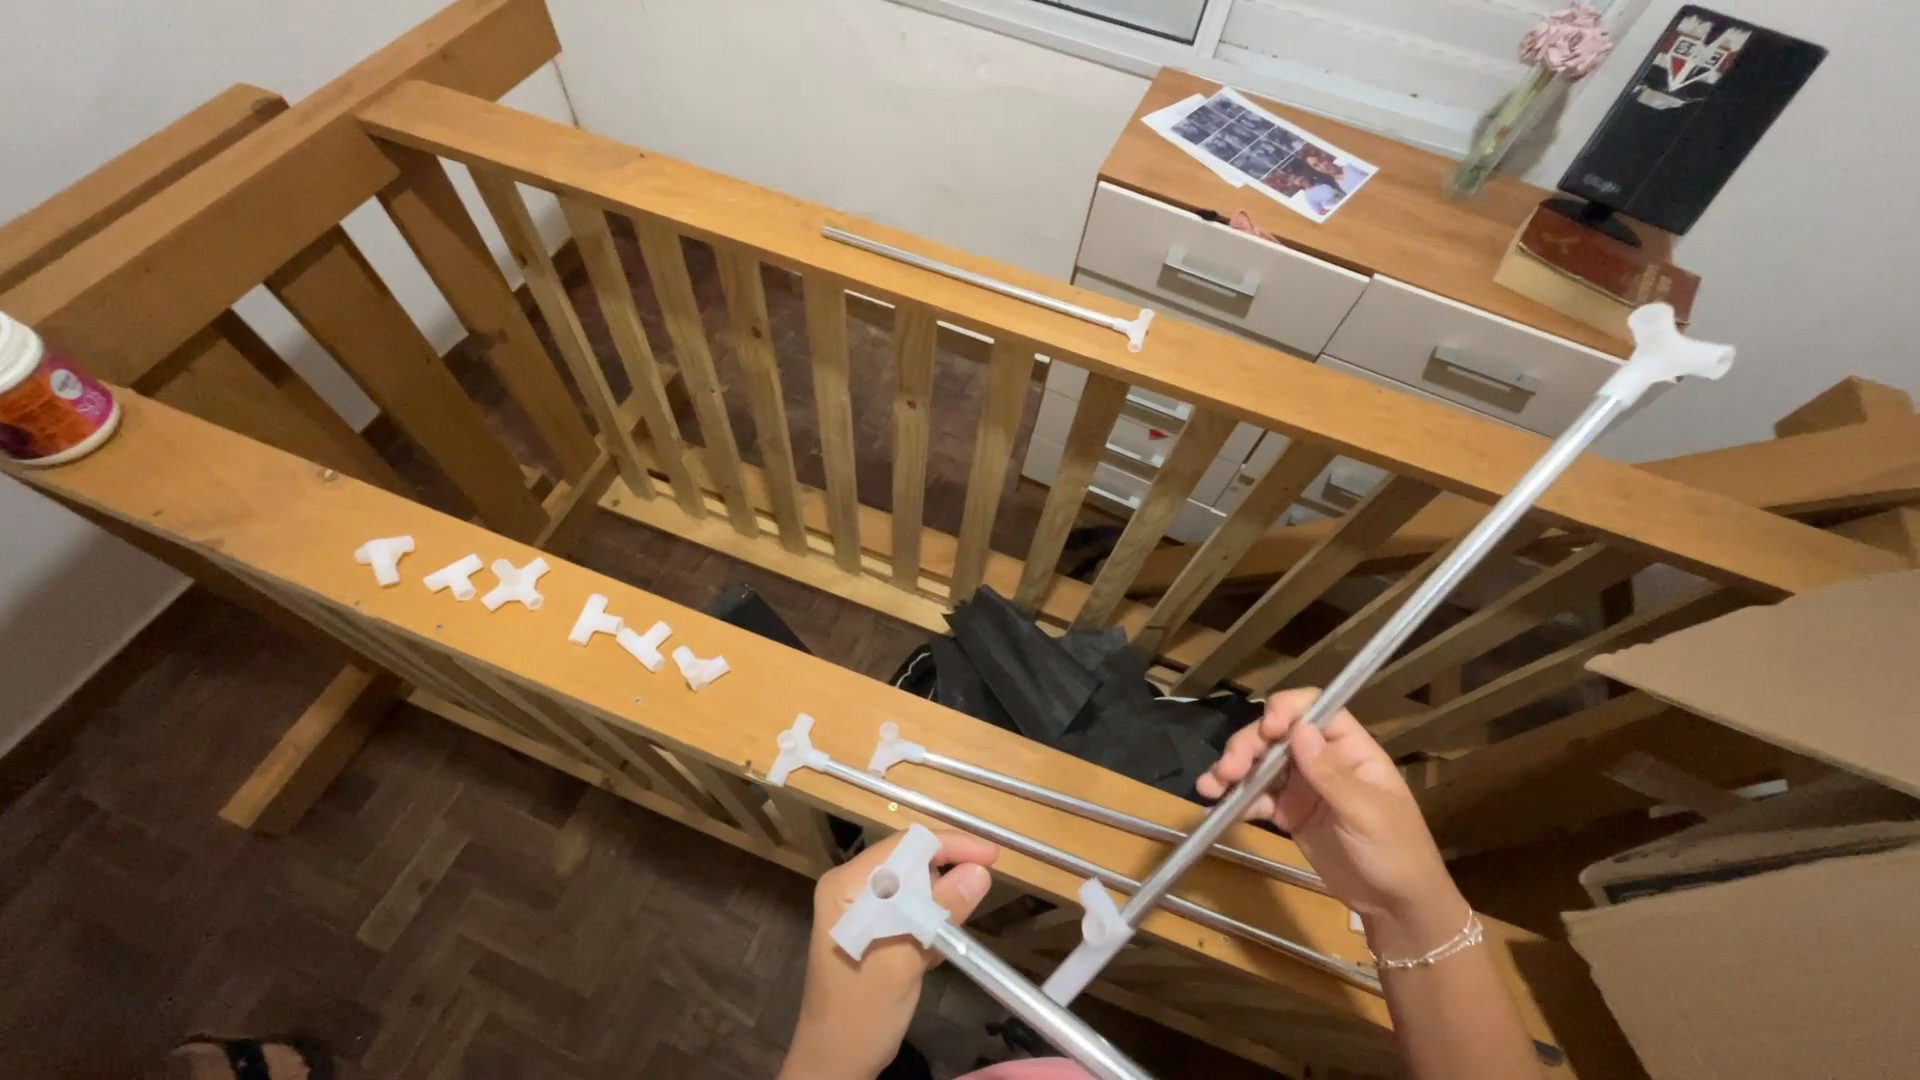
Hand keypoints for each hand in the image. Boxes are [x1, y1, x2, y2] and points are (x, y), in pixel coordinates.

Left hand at [778, 828, 998, 1079]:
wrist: (833, 1067)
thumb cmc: (859, 1016)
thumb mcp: (902, 963)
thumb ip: (939, 912)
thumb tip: (980, 872)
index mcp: (846, 886)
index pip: (904, 846)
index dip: (950, 845)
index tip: (991, 857)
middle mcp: (851, 887)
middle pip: (910, 862)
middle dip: (947, 873)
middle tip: (981, 890)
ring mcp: (861, 908)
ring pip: (915, 886)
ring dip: (940, 903)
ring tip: (954, 931)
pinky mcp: (873, 928)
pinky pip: (911, 909)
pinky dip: (931, 922)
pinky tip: (936, 949)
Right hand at [1196, 689, 1460, 928]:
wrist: (1395, 908)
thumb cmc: (1397, 854)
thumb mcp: (1368, 815)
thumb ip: (1331, 774)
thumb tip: (1299, 729)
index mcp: (1349, 750)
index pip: (1315, 709)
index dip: (1286, 710)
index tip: (1268, 730)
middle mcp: (1321, 759)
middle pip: (1276, 734)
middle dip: (1247, 746)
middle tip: (1228, 770)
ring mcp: (1301, 785)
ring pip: (1259, 762)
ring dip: (1232, 769)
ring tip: (1209, 786)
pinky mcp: (1286, 812)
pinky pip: (1255, 797)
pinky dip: (1233, 800)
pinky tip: (1215, 807)